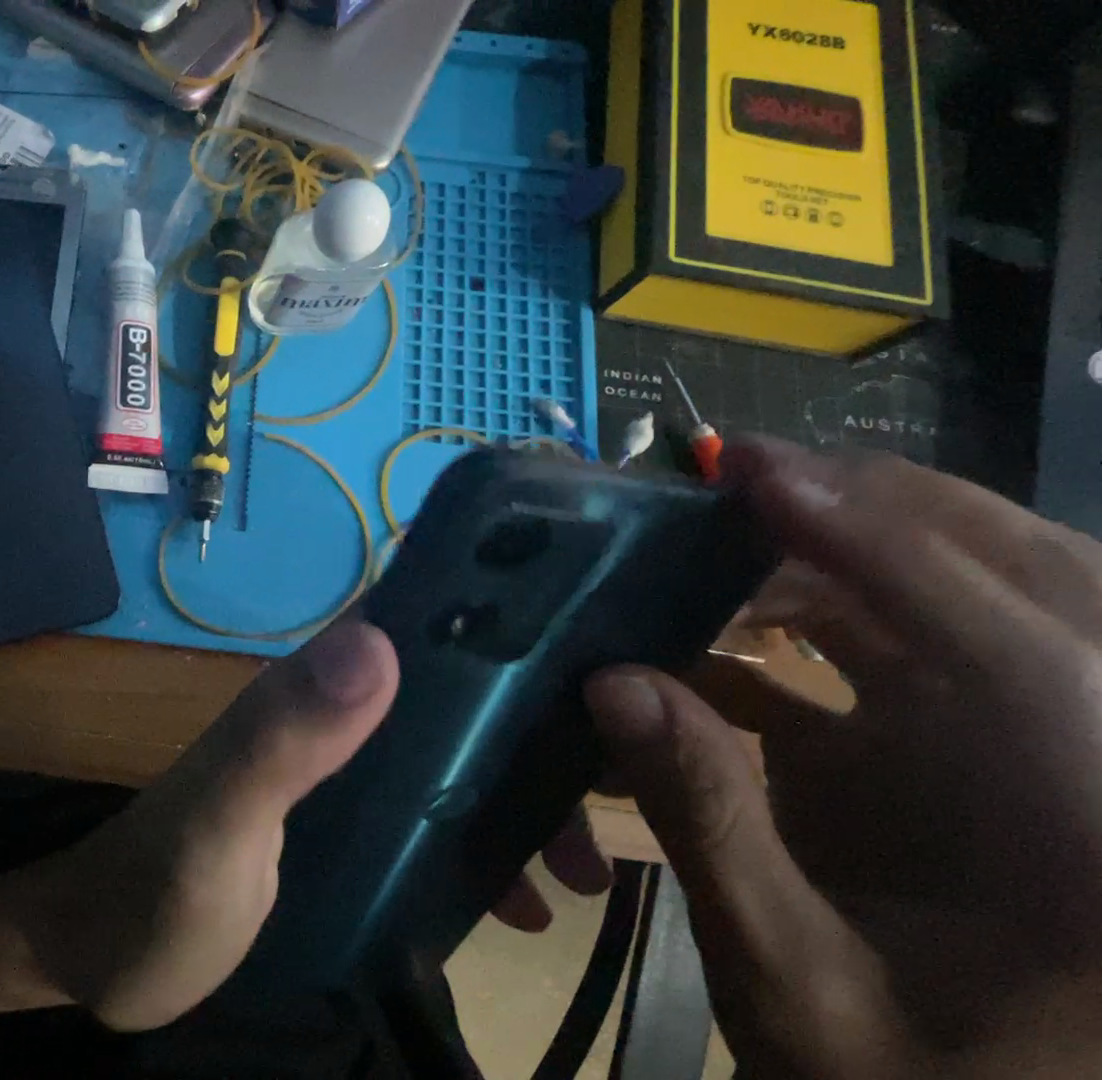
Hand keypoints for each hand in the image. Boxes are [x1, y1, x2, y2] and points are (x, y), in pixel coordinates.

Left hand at [22, 618, 609, 1030]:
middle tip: (615, 788)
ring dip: (525, 800)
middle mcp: (335, 722)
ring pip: (457, 766)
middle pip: (458, 700)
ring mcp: (345, 782)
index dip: (504, 617)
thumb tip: (379, 640)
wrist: (105, 961)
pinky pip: (437, 826)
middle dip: (541, 731)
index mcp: (311, 696)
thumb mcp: (220, 820)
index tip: (601, 645)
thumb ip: (284, 736)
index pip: (417, 622)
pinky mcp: (348, 838)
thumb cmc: (155, 892)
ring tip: (581, 868)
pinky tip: (526, 905)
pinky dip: (490, 851)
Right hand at [586, 438, 1101, 1077]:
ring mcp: (1021, 761)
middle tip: (740, 478)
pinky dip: (807, 621)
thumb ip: (708, 826)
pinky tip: (713, 627)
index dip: (876, 538)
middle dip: (883, 510)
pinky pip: (896, 655)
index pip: (1009, 639)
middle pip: (1029, 581)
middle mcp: (1082, 766)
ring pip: (964, 604)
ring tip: (721, 536)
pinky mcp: (956, 766)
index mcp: (1091, 828)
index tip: (749, 470)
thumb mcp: (792, 982)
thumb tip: (612, 684)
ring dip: (842, 556)